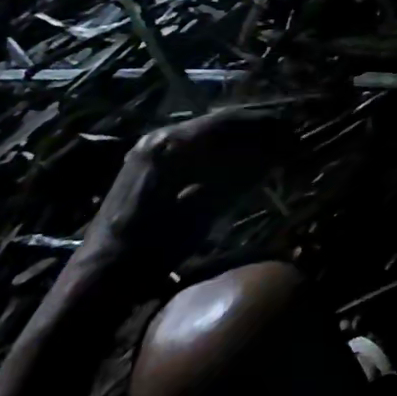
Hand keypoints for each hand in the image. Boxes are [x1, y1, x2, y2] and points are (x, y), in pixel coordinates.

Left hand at [80, 105, 291, 270]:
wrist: (104, 272)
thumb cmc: (154, 246)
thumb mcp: (204, 212)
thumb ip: (239, 177)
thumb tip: (275, 154)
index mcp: (172, 146)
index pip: (229, 124)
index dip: (264, 127)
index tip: (292, 133)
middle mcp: (160, 138)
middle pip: (218, 123)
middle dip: (255, 127)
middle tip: (287, 136)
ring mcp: (150, 149)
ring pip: (206, 132)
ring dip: (239, 136)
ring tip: (270, 146)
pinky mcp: (147, 163)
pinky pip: (193, 145)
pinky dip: (220, 148)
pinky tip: (239, 159)